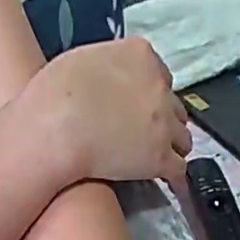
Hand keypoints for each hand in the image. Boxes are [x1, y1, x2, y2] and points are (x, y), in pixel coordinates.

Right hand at [21, 36, 191, 184]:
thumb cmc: (56, 92)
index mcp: (141, 55)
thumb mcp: (85, 60)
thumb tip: (107, 85)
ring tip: (159, 161)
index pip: (160, 76)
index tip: (141, 109)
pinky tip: (171, 184)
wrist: (58, 127)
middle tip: (149, 137)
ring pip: (183, 140)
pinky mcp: (160, 158)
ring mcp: (163, 124)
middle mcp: (159, 86)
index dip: (152, 96)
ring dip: (172, 148)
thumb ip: (109, 69)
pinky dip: (175, 177)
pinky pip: (178, 169)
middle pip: (175, 108)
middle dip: (165, 122)